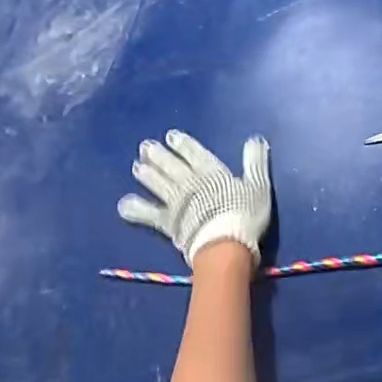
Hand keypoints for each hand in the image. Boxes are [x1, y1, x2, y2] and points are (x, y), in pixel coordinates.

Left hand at [118, 130, 272, 265]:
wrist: (226, 244)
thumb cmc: (245, 215)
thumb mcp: (258, 186)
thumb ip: (255, 162)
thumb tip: (255, 139)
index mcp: (212, 173)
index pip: (194, 154)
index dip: (182, 144)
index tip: (171, 136)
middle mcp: (190, 183)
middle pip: (171, 166)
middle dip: (158, 156)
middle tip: (145, 147)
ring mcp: (177, 203)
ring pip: (158, 184)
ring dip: (147, 175)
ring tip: (136, 167)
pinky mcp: (168, 223)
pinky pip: (148, 214)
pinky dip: (136, 209)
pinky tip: (123, 205)